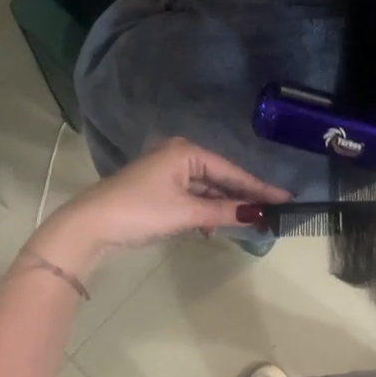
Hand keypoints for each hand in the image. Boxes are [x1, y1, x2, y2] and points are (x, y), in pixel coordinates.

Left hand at [28, 138, 289, 274]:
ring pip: (205, 188)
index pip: (231, 170)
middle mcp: (177, 155)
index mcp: (186, 152)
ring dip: (224, 205)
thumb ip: (223, 212)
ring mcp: (165, 171)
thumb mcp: (186, 213)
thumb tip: (257, 214)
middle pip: (219, 177)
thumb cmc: (140, 211)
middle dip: (243, 196)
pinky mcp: (156, 188)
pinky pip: (191, 196)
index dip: (258, 187)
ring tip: (251, 220)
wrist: (90, 224)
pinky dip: (205, 209)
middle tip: (273, 211)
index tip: (285, 198)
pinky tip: (216, 224)